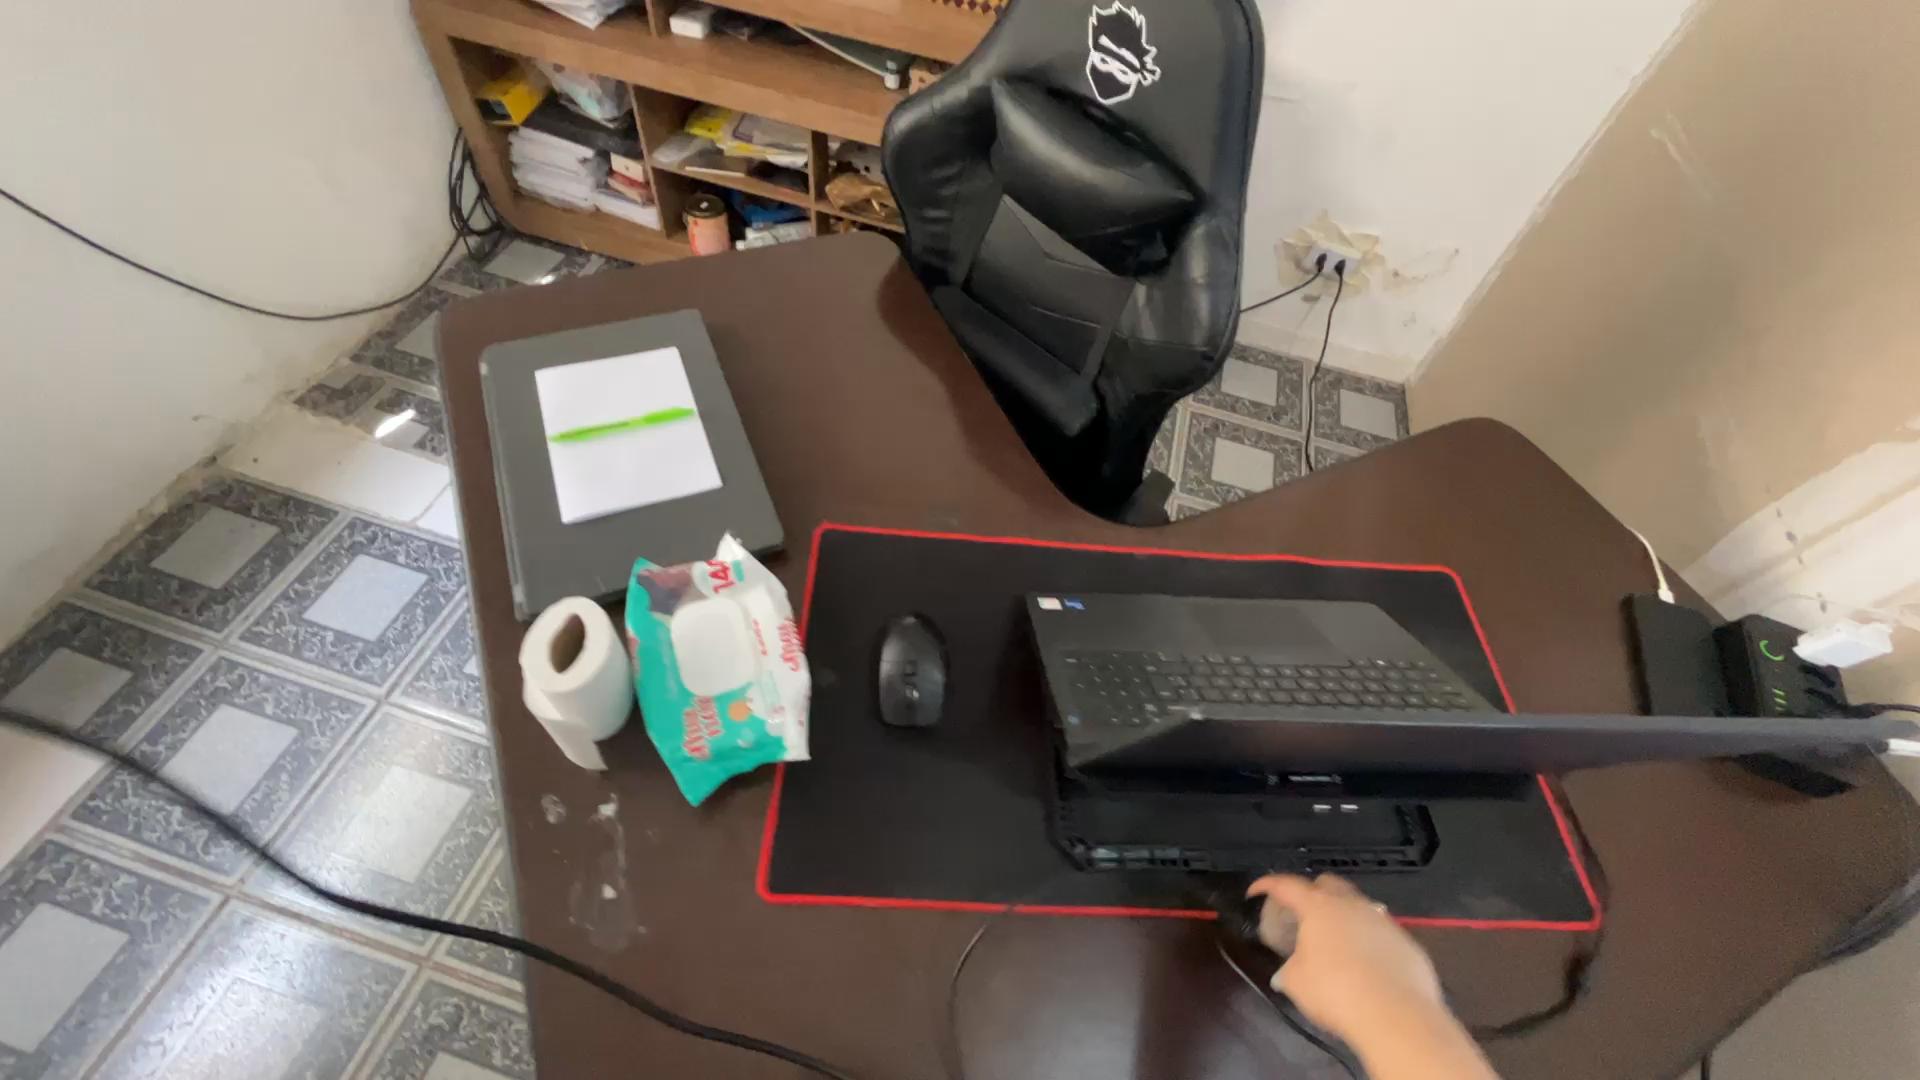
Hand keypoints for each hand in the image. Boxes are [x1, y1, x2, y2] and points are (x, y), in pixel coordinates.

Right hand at [1244, 873, 1444, 1044]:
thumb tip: (1290, 971)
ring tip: (1338, 943)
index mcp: (1318, 907)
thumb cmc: (1336, 993)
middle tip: (1304, 915)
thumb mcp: (1296, 982)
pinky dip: (1370, 942)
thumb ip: (1290, 968)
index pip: (1286, 885)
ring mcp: (1384, 922)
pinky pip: (1382, 934)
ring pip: (1360, 906)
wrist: (1398, 1019)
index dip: (1267, 885)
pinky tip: (1368, 967)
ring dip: (1345, 917)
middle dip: (1312, 892)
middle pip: (1328, 883)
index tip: (1255, 891)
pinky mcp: (1408, 945)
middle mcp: (1352, 905)